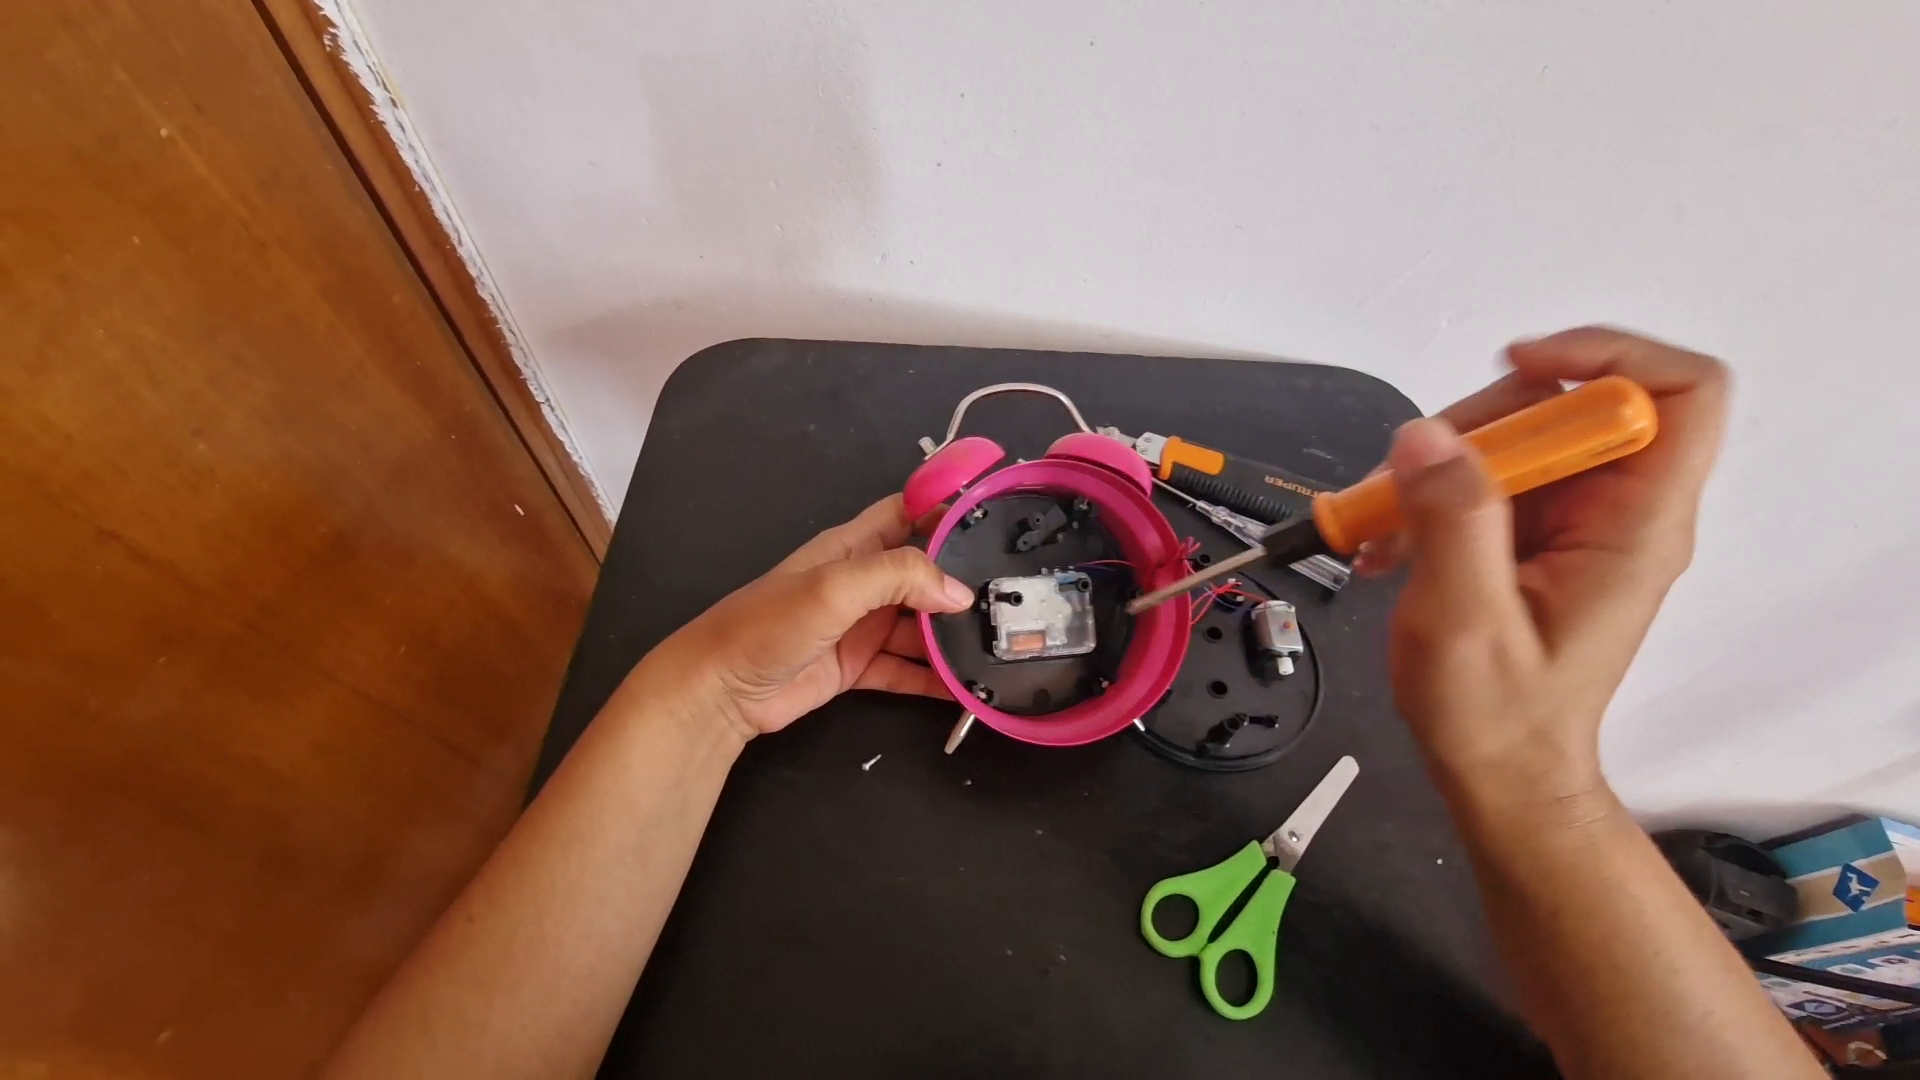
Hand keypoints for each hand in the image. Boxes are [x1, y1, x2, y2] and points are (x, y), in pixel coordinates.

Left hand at [631, 495, 974, 741]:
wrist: (722, 688)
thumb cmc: (772, 623)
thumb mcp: (836, 586)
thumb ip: (899, 577)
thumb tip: (959, 593)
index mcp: (854, 546)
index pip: (908, 513)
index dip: (945, 508)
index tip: (993, 515)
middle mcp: (864, 581)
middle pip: (924, 573)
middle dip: (962, 580)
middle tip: (1013, 592)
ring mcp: (863, 626)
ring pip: (920, 625)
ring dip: (953, 635)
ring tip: (1001, 644)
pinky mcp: (859, 666)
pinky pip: (906, 668)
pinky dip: (934, 677)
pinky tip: (968, 688)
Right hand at [1360, 327, 1729, 805]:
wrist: (1497, 768)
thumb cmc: (1492, 711)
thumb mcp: (1464, 620)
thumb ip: (1451, 522)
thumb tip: (1423, 435)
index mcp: (1632, 527)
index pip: (1677, 394)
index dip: (1604, 357)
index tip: (1513, 368)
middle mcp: (1611, 513)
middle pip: (1563, 407)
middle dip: (1472, 427)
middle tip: (1403, 476)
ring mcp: (1565, 525)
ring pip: (1505, 442)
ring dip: (1430, 469)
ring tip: (1380, 525)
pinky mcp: (1522, 539)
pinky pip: (1473, 483)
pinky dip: (1420, 500)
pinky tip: (1386, 546)